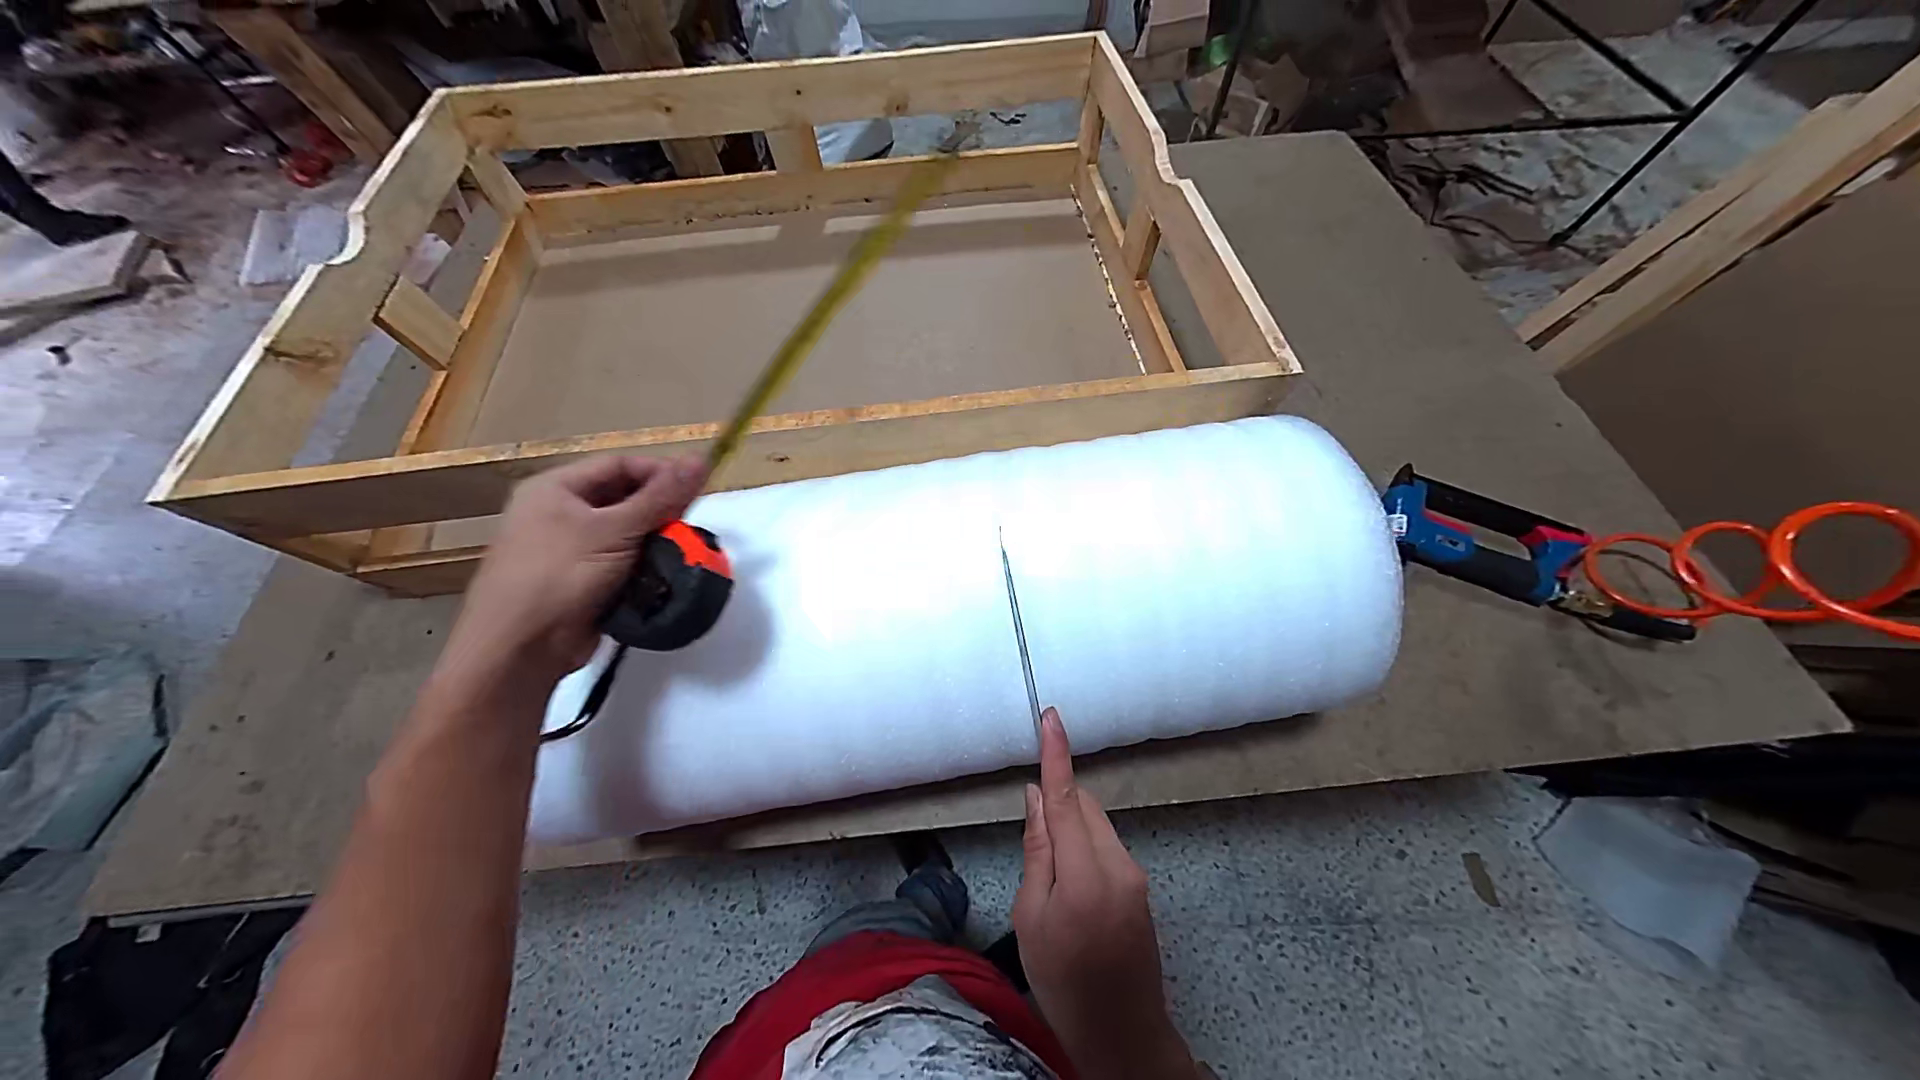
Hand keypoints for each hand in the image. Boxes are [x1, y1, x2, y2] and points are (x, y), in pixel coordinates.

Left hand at [445, 454, 705, 680]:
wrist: (520, 650)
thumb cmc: (560, 576)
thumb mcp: (614, 530)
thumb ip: (661, 497)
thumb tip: (701, 460)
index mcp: (556, 488)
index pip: (620, 465)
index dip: (661, 472)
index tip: (698, 489)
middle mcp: (560, 512)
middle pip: (625, 497)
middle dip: (661, 510)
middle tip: (691, 525)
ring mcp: (571, 548)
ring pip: (628, 532)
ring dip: (657, 540)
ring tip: (684, 550)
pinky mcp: (584, 580)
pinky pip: (624, 561)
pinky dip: (646, 565)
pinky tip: (666, 573)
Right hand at [1013, 708, 1199, 1079]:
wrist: (1122, 1036)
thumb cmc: (1064, 983)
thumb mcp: (1030, 918)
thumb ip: (1036, 850)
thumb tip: (1036, 797)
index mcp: (1085, 874)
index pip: (1067, 798)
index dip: (1057, 754)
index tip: (1052, 718)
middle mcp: (1119, 865)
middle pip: (1085, 806)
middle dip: (1059, 804)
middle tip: (1035, 849)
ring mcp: (1135, 876)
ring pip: (1096, 824)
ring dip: (1072, 829)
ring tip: (1053, 883)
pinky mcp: (1141, 886)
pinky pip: (1106, 845)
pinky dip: (1085, 847)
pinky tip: (1073, 890)